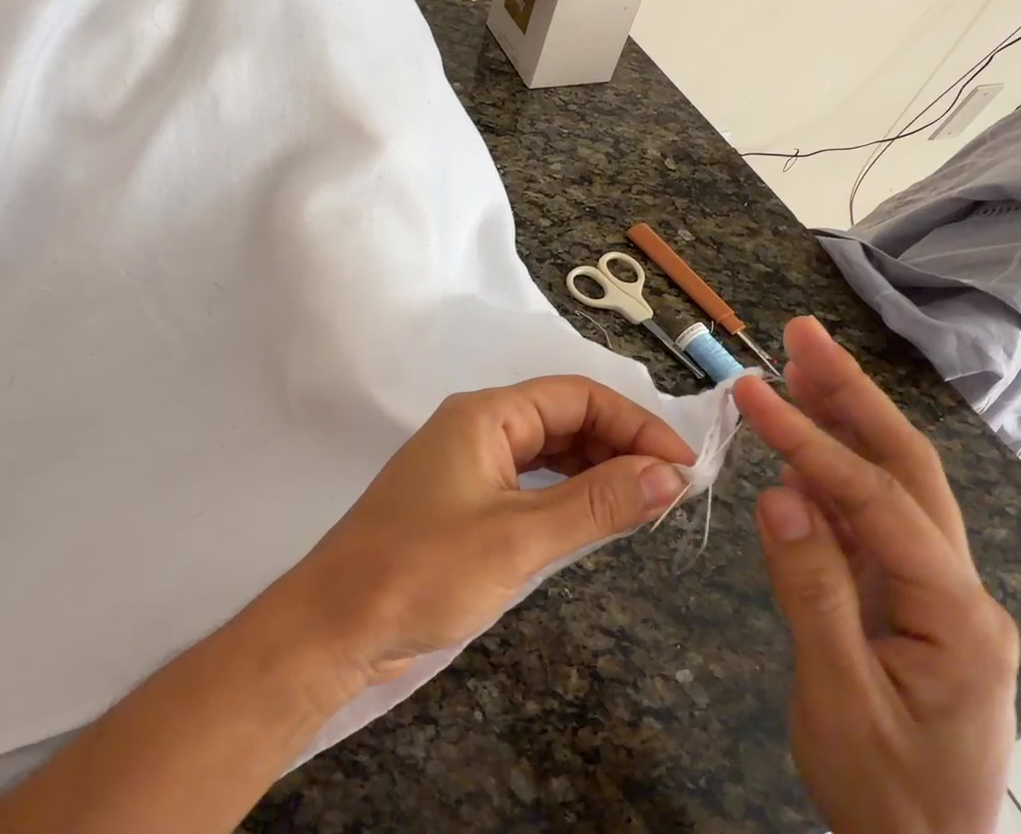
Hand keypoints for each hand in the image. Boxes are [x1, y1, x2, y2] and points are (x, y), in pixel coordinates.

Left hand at [276, 375, 697, 684]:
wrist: (337, 623)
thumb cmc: (422, 571)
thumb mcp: (520, 538)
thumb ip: (597, 503)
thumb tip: (670, 474)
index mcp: (484, 416)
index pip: (577, 396)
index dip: (636, 425)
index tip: (683, 468)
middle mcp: (475, 430)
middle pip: (564, 420)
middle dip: (619, 448)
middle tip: (670, 493)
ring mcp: (465, 467)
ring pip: (547, 454)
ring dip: (595, 474)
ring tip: (641, 508)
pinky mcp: (461, 505)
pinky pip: (527, 485)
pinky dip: (564, 498)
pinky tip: (591, 523)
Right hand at [734, 318, 1018, 833]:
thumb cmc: (882, 788)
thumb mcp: (837, 696)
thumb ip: (813, 591)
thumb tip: (781, 496)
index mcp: (954, 612)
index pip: (876, 500)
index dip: (811, 441)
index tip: (753, 393)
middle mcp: (959, 587)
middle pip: (907, 469)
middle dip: (853, 396)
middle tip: (801, 336)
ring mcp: (939, 592)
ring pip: (896, 486)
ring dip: (848, 420)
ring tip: (800, 364)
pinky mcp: (913, 601)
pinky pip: (875, 521)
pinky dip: (838, 470)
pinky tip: (808, 441)